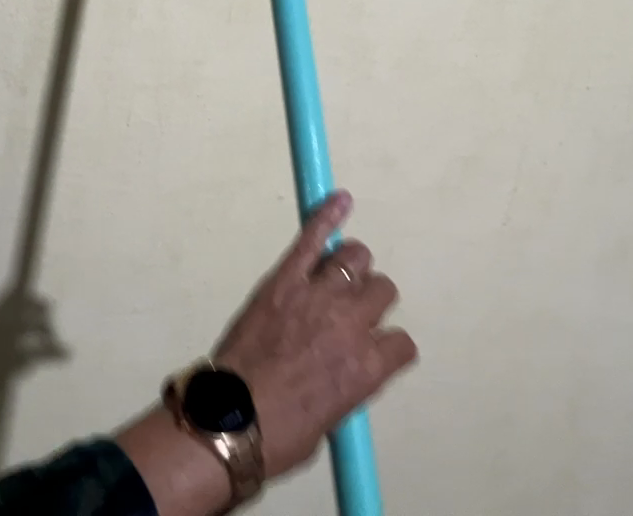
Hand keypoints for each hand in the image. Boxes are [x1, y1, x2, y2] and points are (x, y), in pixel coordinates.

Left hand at [213, 191, 415, 477]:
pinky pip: (311, 239)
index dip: (385, 345)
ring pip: (355, 258)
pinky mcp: (284, 280)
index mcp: (369, 367)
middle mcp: (351, 325)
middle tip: (347, 310)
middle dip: (369, 299)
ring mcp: (317, 296)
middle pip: (381, 290)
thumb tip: (342, 364)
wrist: (231, 419)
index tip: (371, 349)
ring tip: (338, 272)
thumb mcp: (334, 417)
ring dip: (352, 265)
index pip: (401, 343)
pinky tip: (339, 199)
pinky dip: (326, 216)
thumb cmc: (282, 432)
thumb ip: (348, 380)